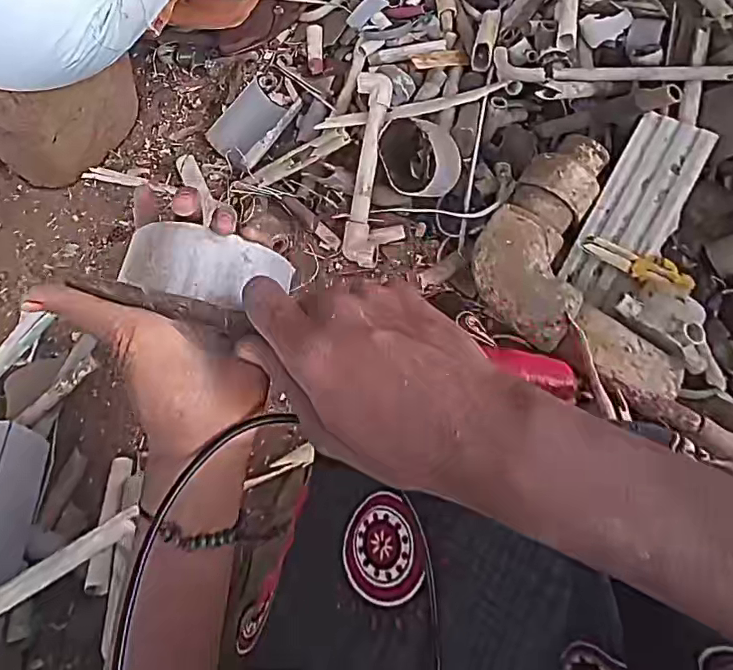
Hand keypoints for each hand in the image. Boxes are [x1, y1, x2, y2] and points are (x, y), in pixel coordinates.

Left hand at [23, 187, 266, 461]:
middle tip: (190, 204)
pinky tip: (257, 238)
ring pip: (228, 242)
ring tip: (223, 224)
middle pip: (195, 231)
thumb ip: (81, 308)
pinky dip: (262, 246)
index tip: (151, 193)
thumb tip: (31, 296)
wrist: (207, 423)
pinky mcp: (255, 304)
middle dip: (193, 207)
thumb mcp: (118, 332)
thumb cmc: (161, 384)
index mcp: (159, 287)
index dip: (153, 212)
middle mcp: (193, 285)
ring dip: (227, 222)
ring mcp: (226, 293)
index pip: (154, 237)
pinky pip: (261, 266)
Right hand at [236, 277, 524, 502]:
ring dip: (344, 321)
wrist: (478, 424)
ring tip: (376, 361)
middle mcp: (335, 310)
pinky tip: (399, 347)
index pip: (259, 297)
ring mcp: (371, 294)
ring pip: (336, 298)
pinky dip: (376, 314)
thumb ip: (284, 381)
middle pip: (300, 303)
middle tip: (336, 367)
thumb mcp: (328, 432)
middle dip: (309, 329)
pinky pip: (370, 295)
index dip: (261, 312)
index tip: (271, 330)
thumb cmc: (405, 444)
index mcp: (309, 349)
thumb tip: (254, 348)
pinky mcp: (401, 289)